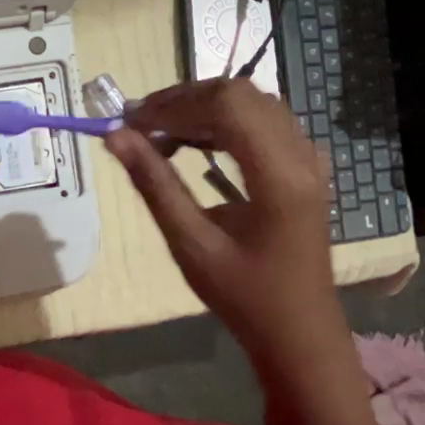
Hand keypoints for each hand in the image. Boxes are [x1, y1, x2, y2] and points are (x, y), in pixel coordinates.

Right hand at [104, 79, 334, 343]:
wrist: (298, 329)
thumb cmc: (243, 296)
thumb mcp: (191, 245)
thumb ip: (155, 185)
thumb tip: (115, 137)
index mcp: (279, 177)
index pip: (227, 106)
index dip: (174, 104)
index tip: (129, 121)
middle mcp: (301, 155)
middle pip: (241, 95)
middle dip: (184, 101)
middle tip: (138, 126)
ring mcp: (309, 159)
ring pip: (253, 103)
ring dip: (203, 109)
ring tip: (158, 136)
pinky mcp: (305, 167)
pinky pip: (264, 123)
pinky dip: (224, 123)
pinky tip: (193, 146)